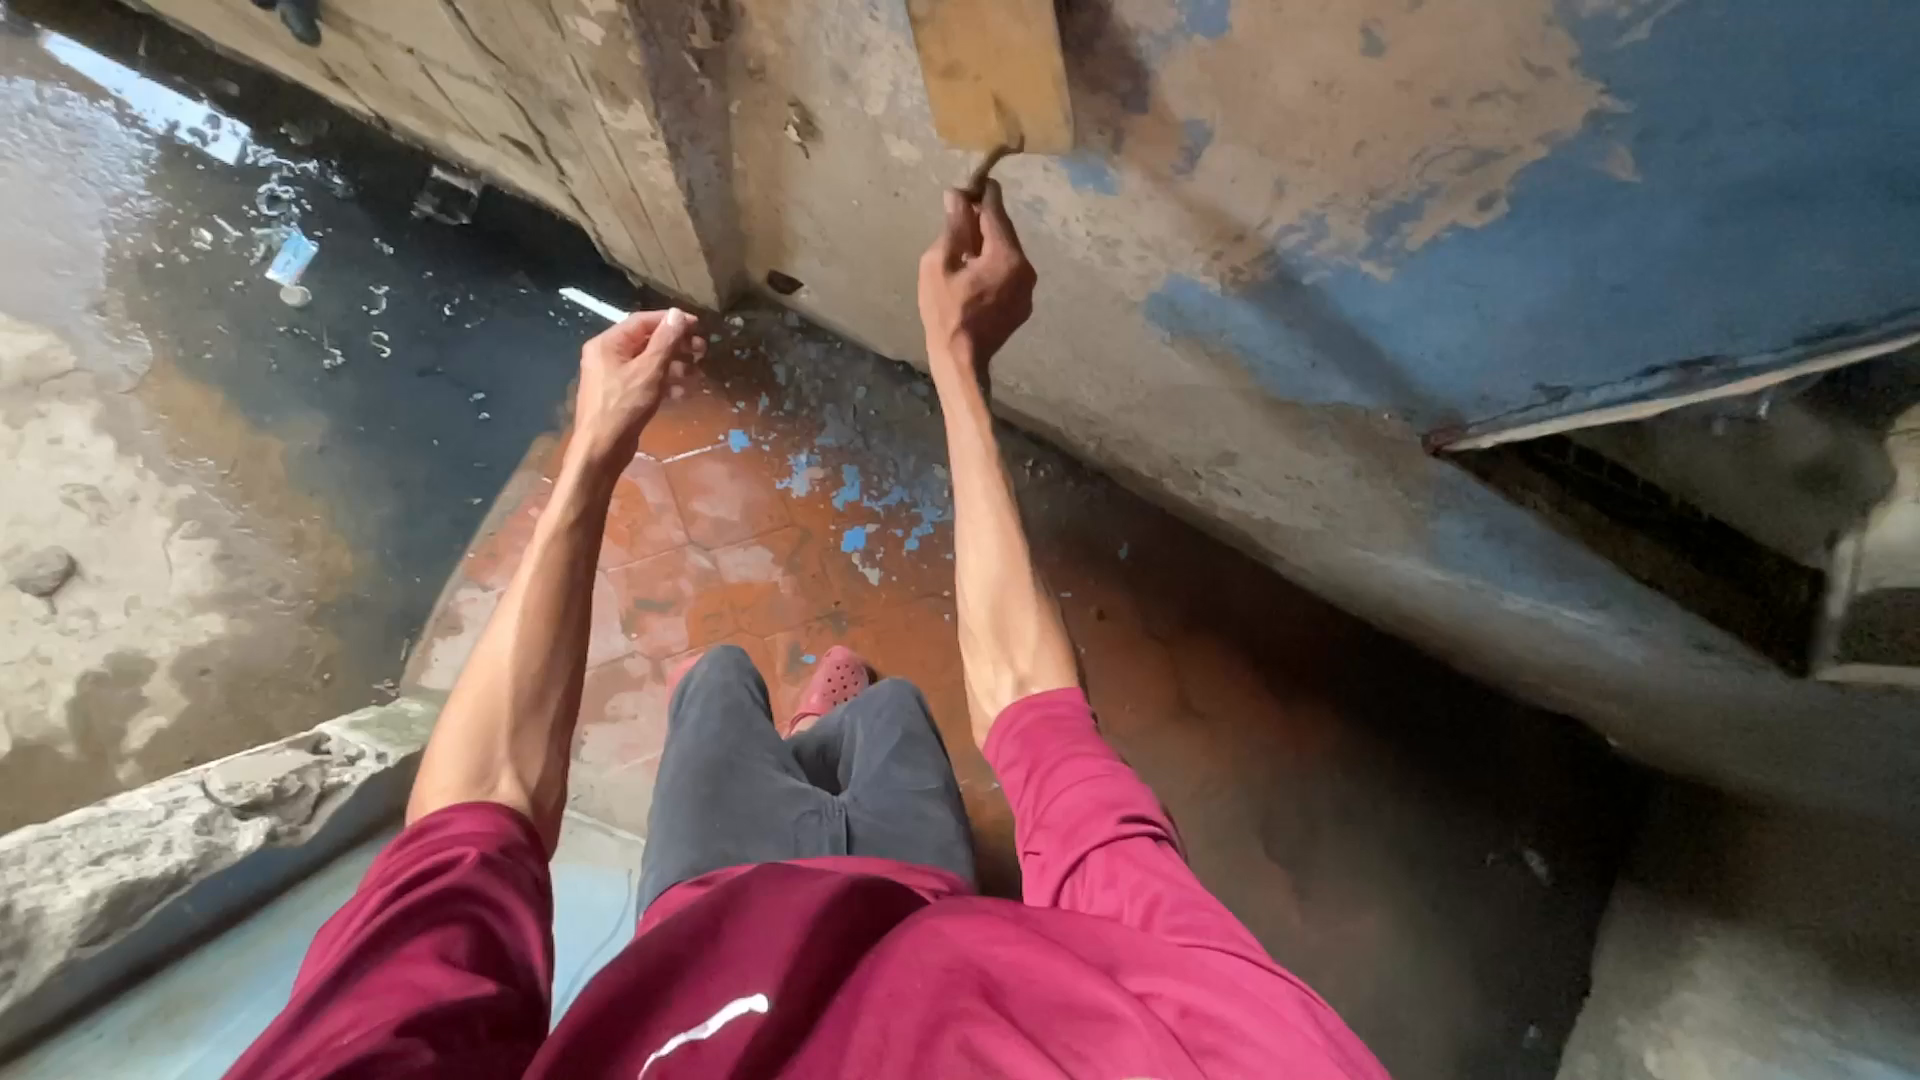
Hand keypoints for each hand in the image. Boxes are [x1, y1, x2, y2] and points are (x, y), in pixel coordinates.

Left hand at [571, 307, 703, 470]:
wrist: (602, 447)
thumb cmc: (624, 406)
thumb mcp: (649, 371)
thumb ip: (665, 342)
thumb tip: (678, 314)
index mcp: (608, 343)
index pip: (643, 321)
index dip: (671, 321)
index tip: (698, 326)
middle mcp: (608, 355)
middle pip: (647, 341)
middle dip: (676, 345)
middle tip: (702, 351)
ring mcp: (614, 376)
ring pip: (649, 362)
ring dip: (674, 365)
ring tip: (696, 372)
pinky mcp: (622, 395)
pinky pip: (646, 381)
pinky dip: (665, 383)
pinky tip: (683, 392)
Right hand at [917, 180, 1035, 383]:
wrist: (961, 361)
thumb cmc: (945, 312)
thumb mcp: (939, 263)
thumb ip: (953, 226)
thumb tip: (957, 196)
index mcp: (1007, 256)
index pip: (996, 210)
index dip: (981, 193)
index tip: (968, 185)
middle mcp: (1026, 269)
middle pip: (1004, 232)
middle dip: (981, 222)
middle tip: (956, 219)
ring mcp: (1027, 290)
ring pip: (1007, 254)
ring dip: (986, 246)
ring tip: (961, 251)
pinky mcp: (1022, 306)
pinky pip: (1008, 274)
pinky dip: (992, 267)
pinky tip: (972, 275)